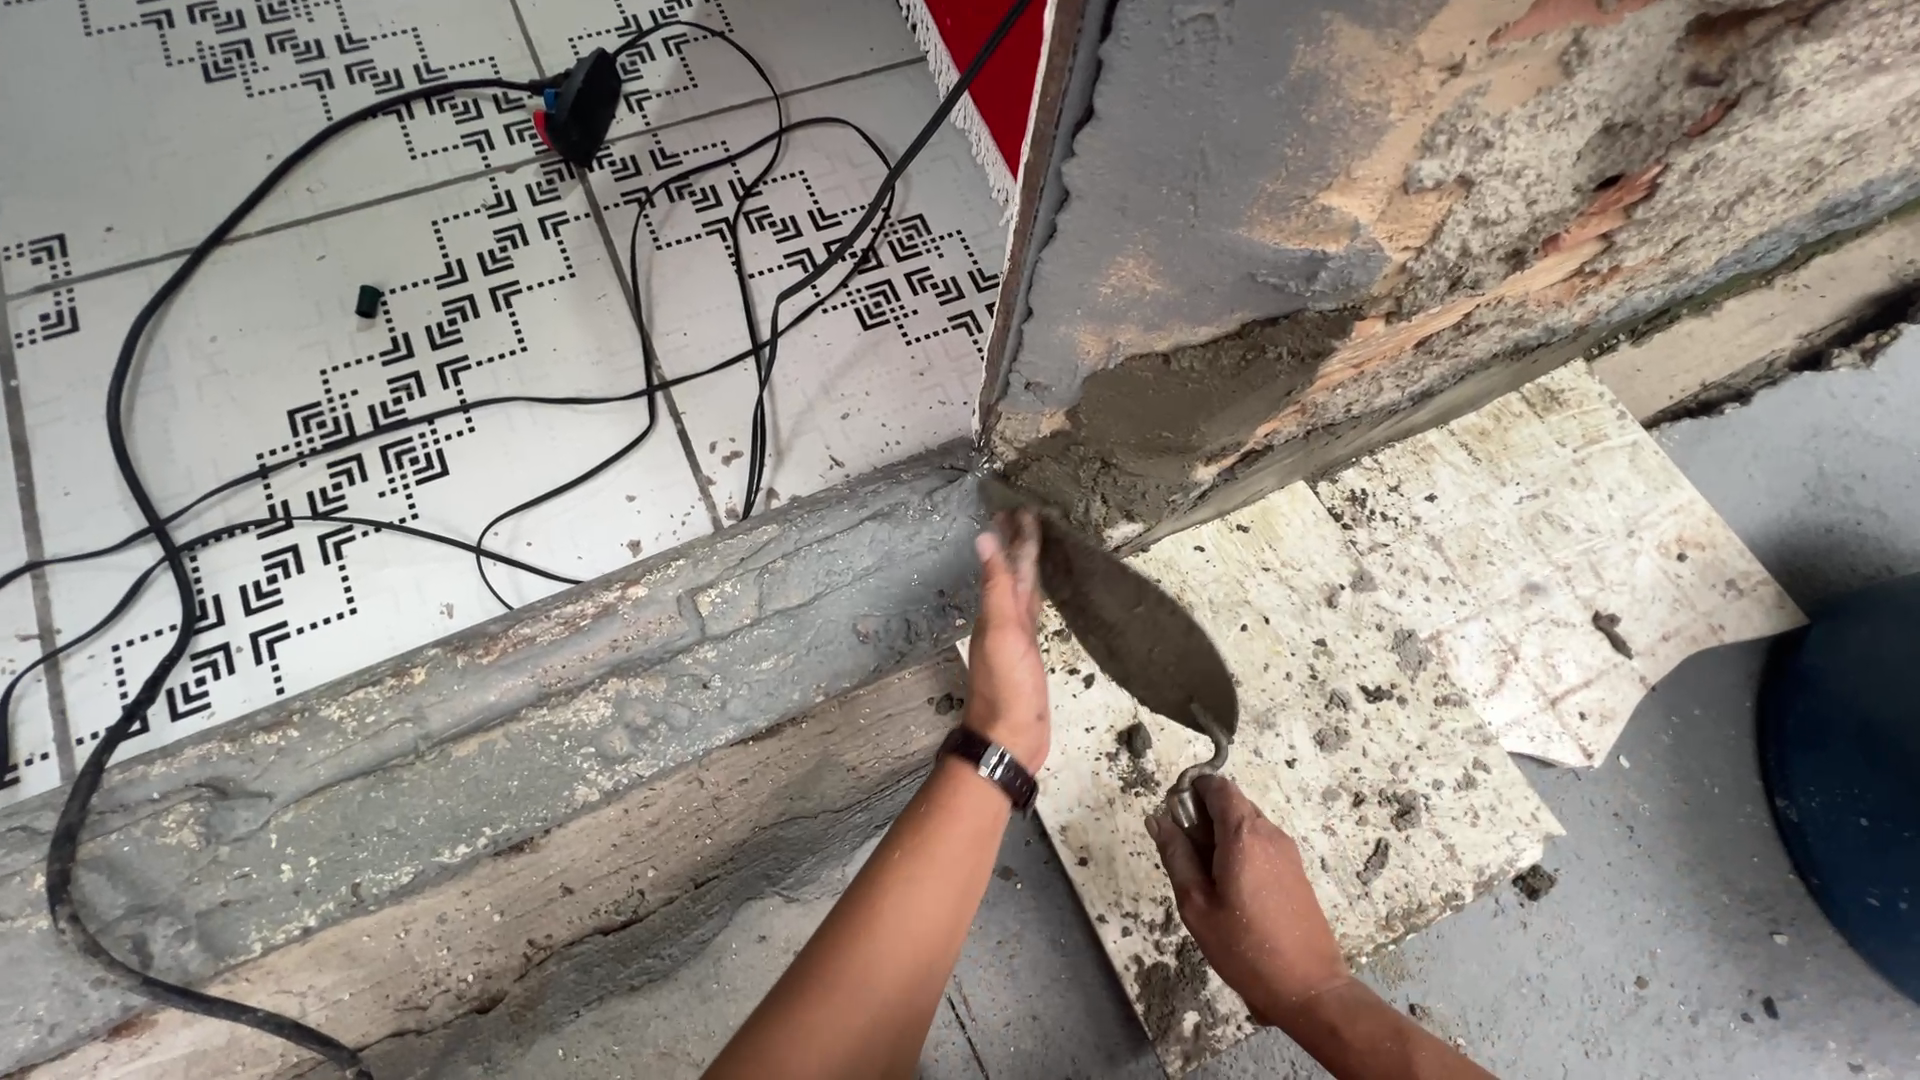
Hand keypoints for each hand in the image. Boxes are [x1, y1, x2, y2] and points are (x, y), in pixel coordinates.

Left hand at [963, 508, 1048, 770]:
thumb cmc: (1007, 687)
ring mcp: (1019, 637)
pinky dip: (1038, 596)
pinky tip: (1042, 592)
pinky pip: (1035, 613)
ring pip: (1025, 590)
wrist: (1011, 739)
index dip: (1016, 536)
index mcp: (998, 610)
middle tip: (1029, 513)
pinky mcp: (1032, 655)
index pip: (1010, 563)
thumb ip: (995, 587)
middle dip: (1020, 544)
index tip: (1020, 507)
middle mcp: (1006, 618)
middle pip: (1015, 573)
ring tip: (1037, 541)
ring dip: (1028, 566)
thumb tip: (982, 539)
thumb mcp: (1001, 633)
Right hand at [1146, 775, 1351, 1026]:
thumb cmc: (1244, 948)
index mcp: (1243, 835)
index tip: (1175, 818)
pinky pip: (1260, 842)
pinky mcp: (1295, 870)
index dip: (1191, 790)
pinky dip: (1239, 849)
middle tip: (1186, 854)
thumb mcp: (1196, 904)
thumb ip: (1175, 854)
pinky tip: (1230, 888)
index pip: (1217, 785)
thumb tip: (1157, 819)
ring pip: (1245, 823)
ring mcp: (1287, 851)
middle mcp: (1269, 833)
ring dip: (1220, 834)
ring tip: (1206, 877)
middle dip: (1203, 816)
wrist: (1309, 989)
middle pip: (1231, 802)